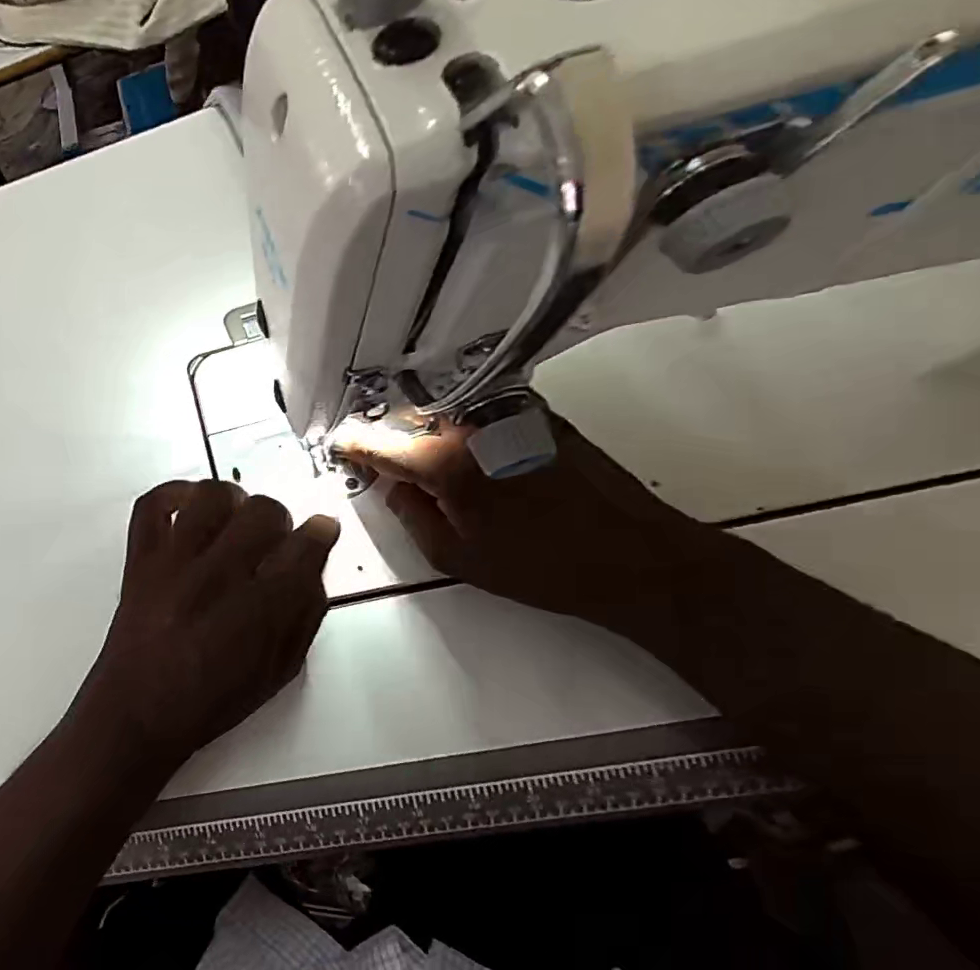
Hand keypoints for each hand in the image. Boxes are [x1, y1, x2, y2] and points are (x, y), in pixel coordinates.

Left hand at [74, 480, 340, 767]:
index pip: (304, 549)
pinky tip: (190, 505)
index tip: (321, 528)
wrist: (139, 707)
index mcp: (259, 611)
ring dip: (232, 500)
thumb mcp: (277, 671)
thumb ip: (303, 616)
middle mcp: (217, 577)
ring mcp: (173, 562)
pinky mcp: (139, 557)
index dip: (320, 534)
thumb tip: (313, 569)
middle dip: (278, 519)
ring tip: (234, 517)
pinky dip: (172, 494)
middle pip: (261, 513)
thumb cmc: (210, 699)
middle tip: (272, 536)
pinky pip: (151, 504)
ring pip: (210, 497)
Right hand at [332, 412, 728, 621]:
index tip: (338, 447)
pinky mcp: (541, 416)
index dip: (351, 445)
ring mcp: (511, 415)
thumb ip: (409, 515)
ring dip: (429, 433)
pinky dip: (466, 430)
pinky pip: (483, 414)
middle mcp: (474, 426)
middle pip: (410, 420)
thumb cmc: (544, 566)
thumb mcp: (454, 555)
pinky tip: (480, 462)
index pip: (377, 443)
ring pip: (447, 413)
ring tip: (437, 469)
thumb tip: (396, 488)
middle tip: (387, 467)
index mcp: (444, 462)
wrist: (641, 561)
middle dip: (392, 439)